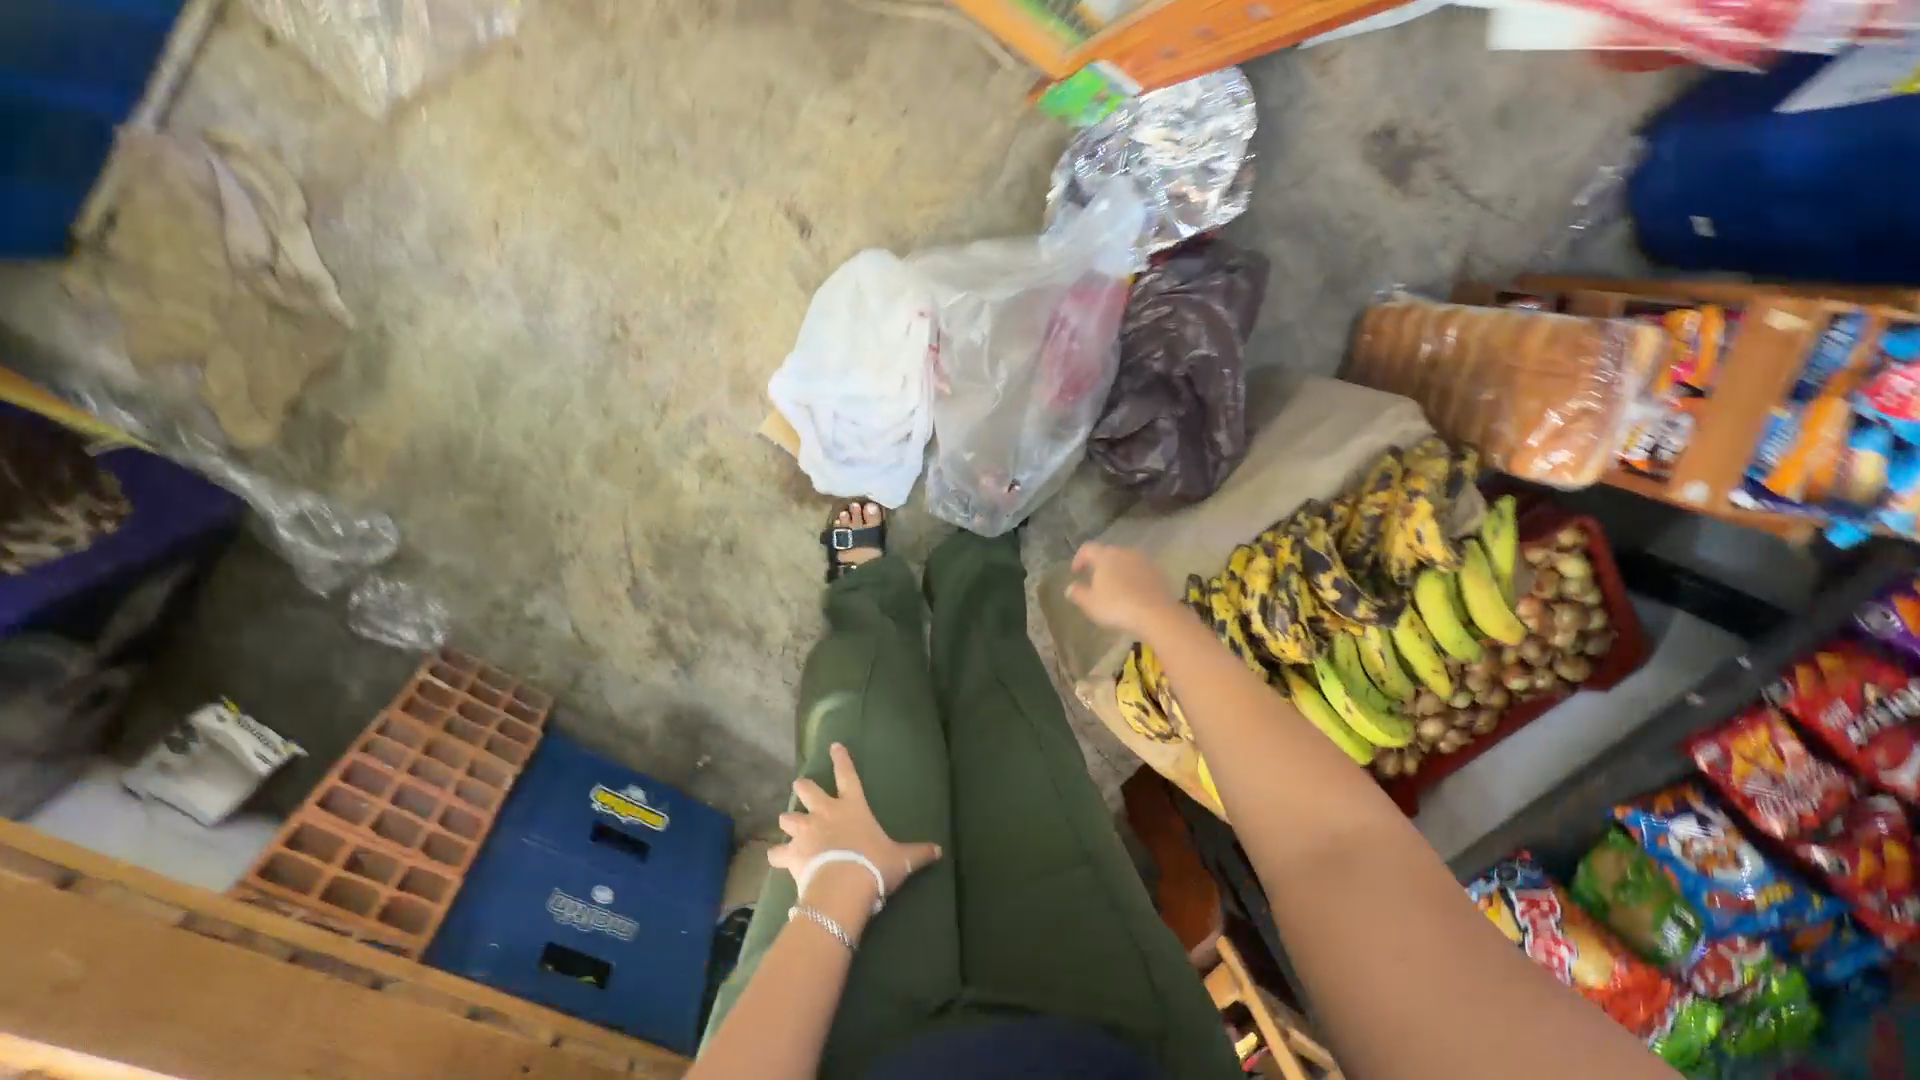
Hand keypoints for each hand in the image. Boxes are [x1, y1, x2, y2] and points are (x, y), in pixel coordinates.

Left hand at [771, 743, 941, 909]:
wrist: (843, 885)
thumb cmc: (874, 865)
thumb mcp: (901, 859)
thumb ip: (918, 852)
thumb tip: (939, 850)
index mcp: (852, 807)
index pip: (847, 774)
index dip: (841, 759)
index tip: (835, 746)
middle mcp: (825, 812)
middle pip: (807, 790)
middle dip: (803, 788)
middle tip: (801, 787)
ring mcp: (805, 831)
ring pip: (787, 817)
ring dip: (788, 821)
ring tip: (787, 824)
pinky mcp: (791, 852)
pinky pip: (778, 852)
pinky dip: (778, 855)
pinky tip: (777, 858)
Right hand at [1065, 542, 1185, 638]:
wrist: (1155, 613)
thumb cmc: (1117, 606)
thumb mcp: (1090, 603)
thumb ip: (1078, 593)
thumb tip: (1070, 588)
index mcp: (1106, 556)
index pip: (1088, 549)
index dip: (1079, 558)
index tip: (1076, 572)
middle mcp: (1125, 553)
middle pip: (1109, 553)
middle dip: (1101, 565)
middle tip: (1095, 580)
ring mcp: (1144, 562)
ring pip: (1127, 561)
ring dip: (1119, 571)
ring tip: (1115, 587)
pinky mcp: (1159, 573)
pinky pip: (1141, 572)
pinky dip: (1134, 579)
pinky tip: (1133, 594)